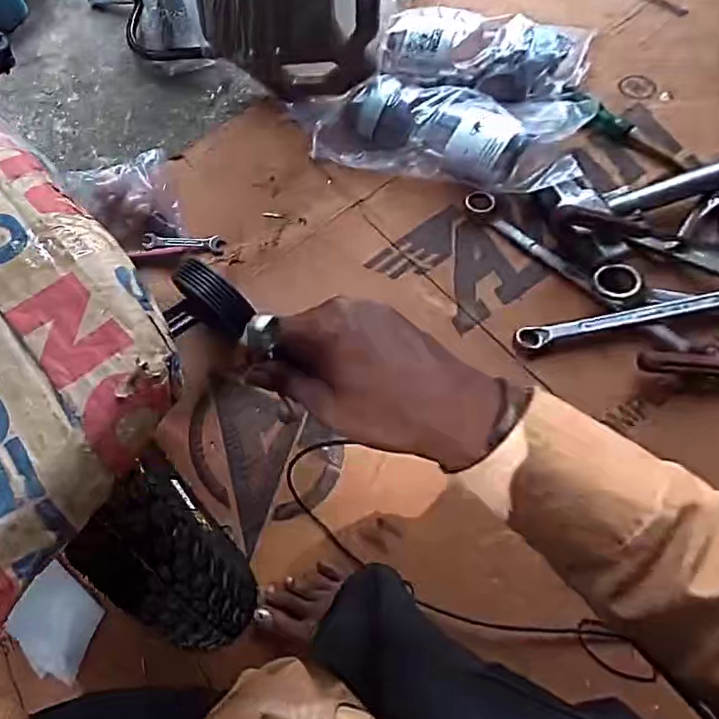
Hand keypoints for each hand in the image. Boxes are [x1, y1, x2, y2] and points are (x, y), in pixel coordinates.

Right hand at [245, 297, 519, 470]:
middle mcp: (341, 305)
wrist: (465, 413)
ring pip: (322, 326)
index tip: (255, 375)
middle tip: (293, 388)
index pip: (268, 328)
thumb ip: (285, 381)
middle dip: (287, 353)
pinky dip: (340, 345)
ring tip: (328, 383)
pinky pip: (347, 325)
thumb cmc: (389, 414)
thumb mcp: (328, 406)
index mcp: (322, 324)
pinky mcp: (388, 314)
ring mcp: (368, 307)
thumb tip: (252, 371)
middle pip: (295, 326)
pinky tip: (355, 372)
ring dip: (315, 350)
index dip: (256, 352)